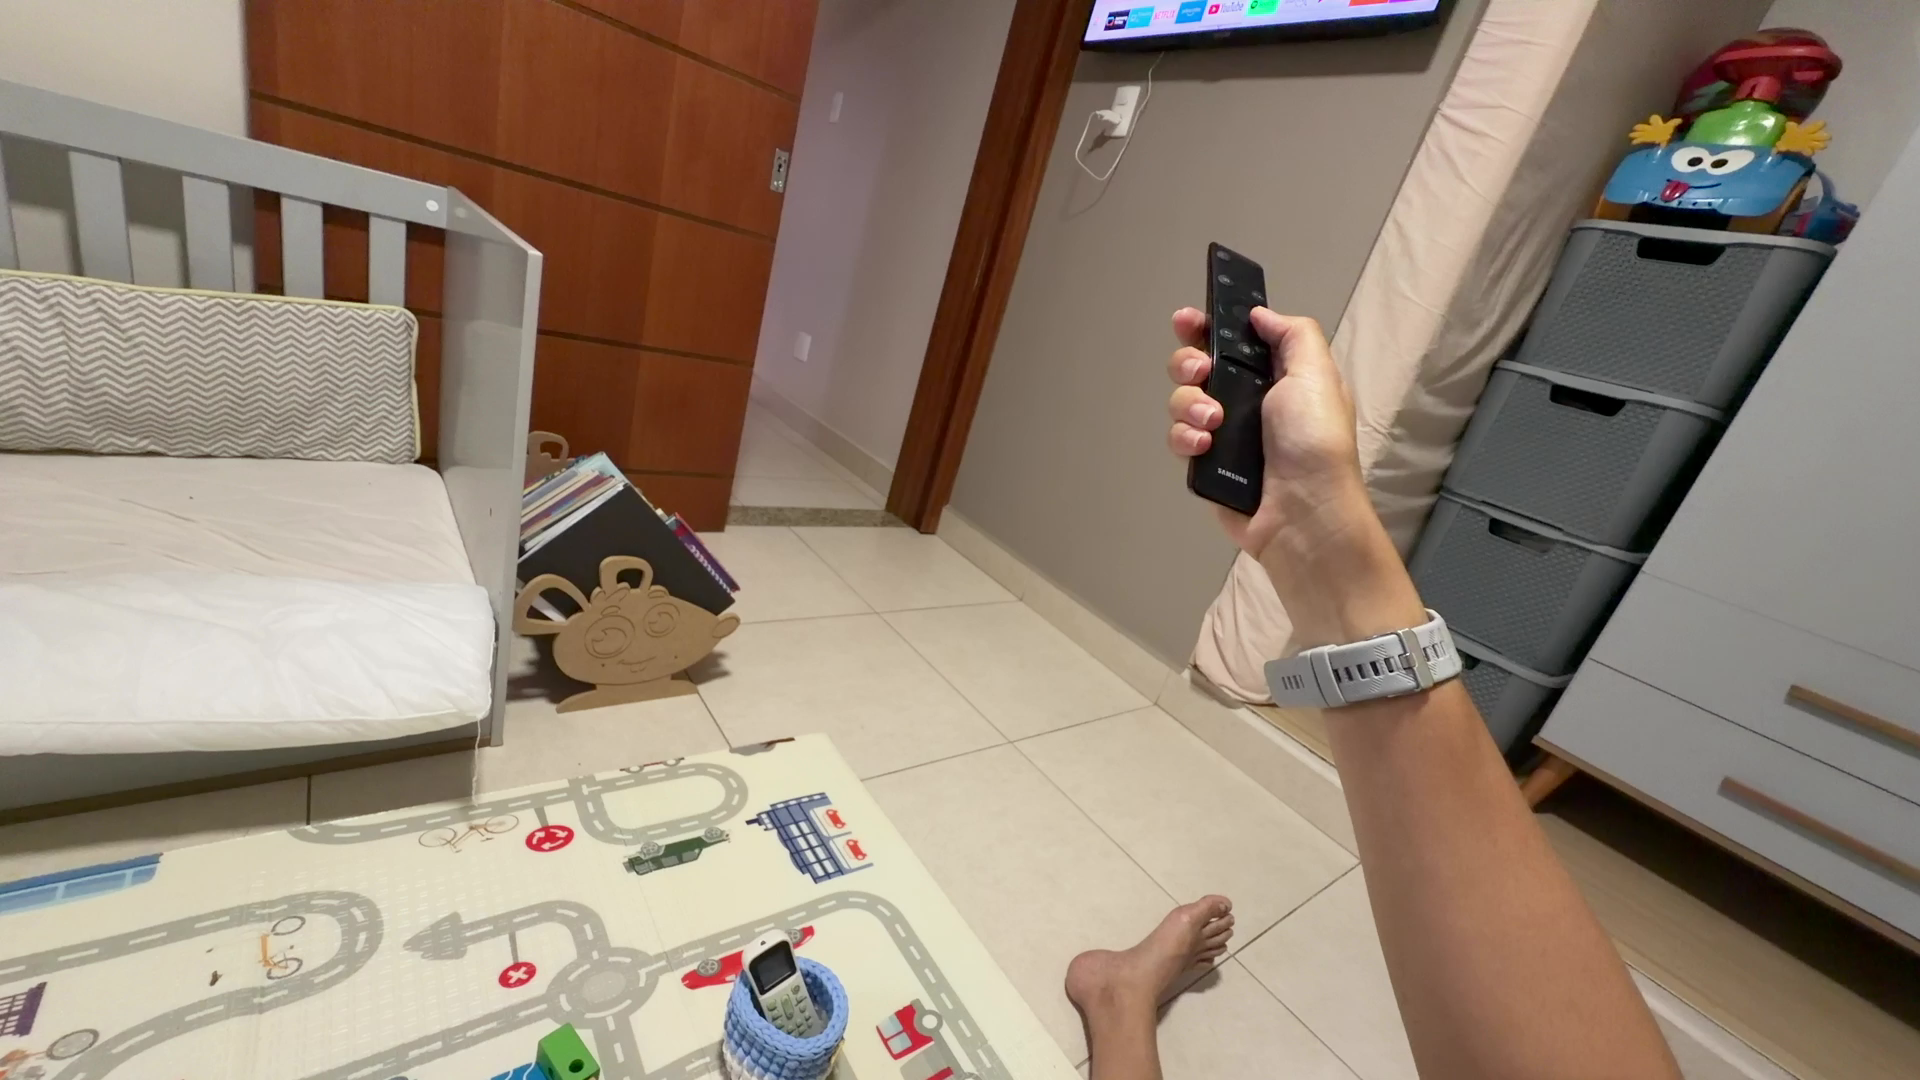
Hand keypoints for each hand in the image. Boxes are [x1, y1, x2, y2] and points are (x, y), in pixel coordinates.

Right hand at [1167, 307, 1423, 642]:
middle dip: (1188, 363)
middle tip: (1202, 373)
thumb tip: (1260, 315)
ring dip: (1189, 405)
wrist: (1301, 510)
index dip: (1204, 327)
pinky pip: (1179, 438)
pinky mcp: (1205, 463)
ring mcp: (1221, 432)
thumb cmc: (1314, 439)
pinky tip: (1204, 446)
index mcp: (1272, 375)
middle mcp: (1243, 400)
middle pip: (1194, 366)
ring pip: (1181, 401)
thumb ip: (1291, 335)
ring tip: (1213, 423)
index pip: (1230, 340)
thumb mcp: (1316, 375)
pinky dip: (1186, 438)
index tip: (1187, 320)